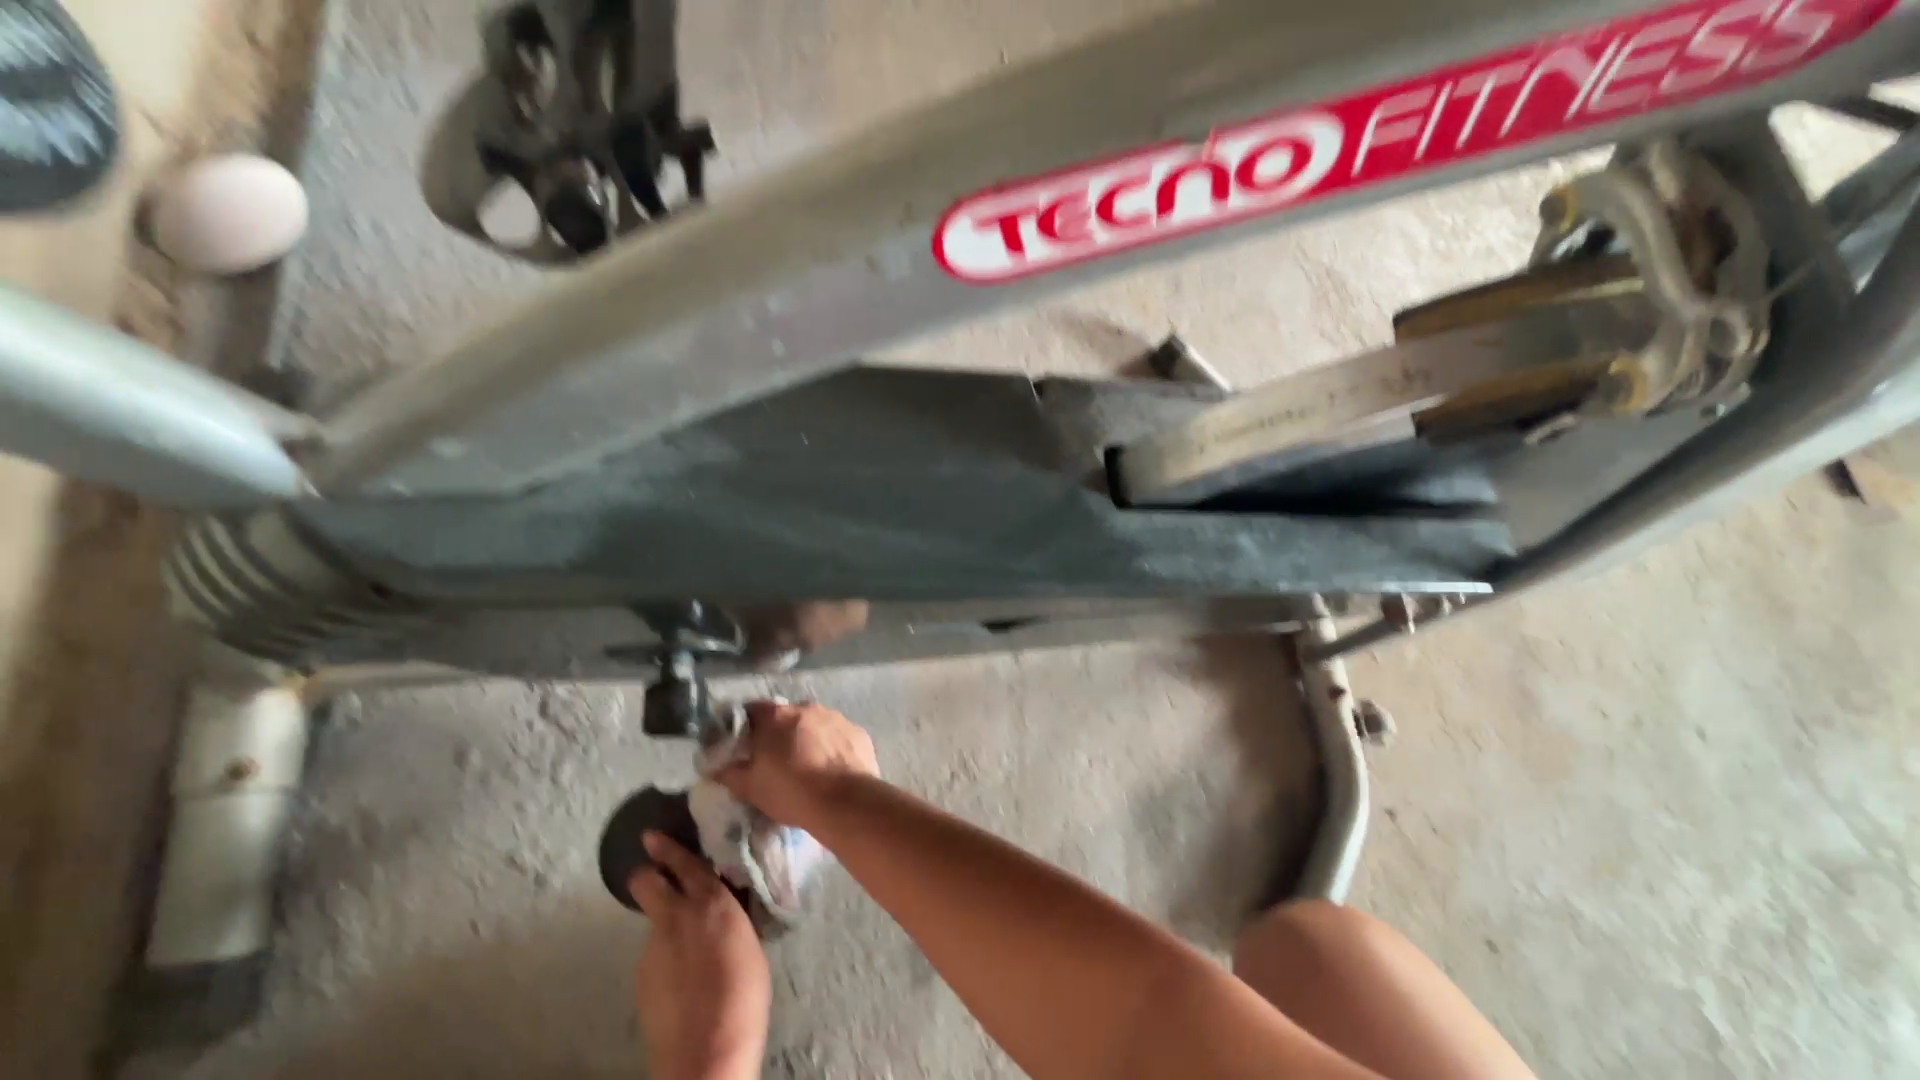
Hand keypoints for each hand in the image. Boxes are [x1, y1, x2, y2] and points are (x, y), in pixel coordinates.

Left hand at [631, 833, 770, 1079]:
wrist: (706, 1049)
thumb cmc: (744, 996)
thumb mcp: (749, 944)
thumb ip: (731, 918)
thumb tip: (725, 907)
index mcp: (711, 903)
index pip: (684, 863)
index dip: (667, 847)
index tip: (652, 835)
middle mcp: (676, 917)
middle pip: (646, 881)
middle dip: (649, 873)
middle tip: (657, 874)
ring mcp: (652, 947)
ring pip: (655, 922)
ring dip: (668, 925)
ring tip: (691, 948)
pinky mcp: (641, 976)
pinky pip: (655, 954)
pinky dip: (667, 956)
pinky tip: (684, 978)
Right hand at [714, 701, 879, 829]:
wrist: (845, 803)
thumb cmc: (790, 792)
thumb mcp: (750, 788)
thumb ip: (729, 773)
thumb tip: (715, 767)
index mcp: (776, 716)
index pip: (753, 710)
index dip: (746, 727)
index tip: (746, 747)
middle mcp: (806, 708)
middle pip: (786, 716)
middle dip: (780, 734)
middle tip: (776, 761)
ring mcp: (836, 718)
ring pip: (814, 724)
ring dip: (808, 739)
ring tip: (807, 767)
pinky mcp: (858, 732)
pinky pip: (838, 736)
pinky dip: (832, 748)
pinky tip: (832, 770)